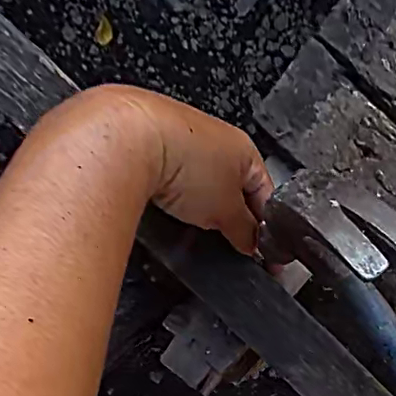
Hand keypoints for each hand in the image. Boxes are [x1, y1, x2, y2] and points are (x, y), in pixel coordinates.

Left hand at [101, 86, 271, 253]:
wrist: (128, 138)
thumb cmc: (184, 160)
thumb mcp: (226, 210)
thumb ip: (245, 230)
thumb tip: (252, 244)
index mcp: (245, 149)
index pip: (266, 196)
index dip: (267, 229)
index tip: (265, 257)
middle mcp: (216, 139)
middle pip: (233, 192)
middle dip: (232, 220)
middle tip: (229, 247)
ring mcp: (182, 141)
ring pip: (201, 188)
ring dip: (200, 210)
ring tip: (193, 228)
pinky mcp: (153, 149)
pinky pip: (172, 183)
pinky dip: (173, 198)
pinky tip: (168, 210)